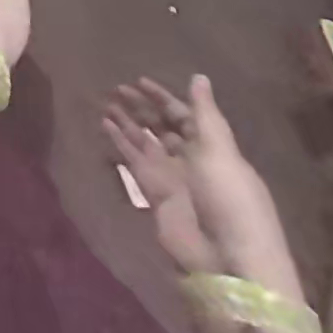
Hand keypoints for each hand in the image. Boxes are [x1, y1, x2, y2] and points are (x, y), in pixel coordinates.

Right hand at [108, 76, 306, 305]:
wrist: (226, 257)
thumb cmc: (228, 197)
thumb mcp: (220, 151)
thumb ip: (205, 113)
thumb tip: (198, 75)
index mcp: (214, 149)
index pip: (185, 116)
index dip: (164, 98)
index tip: (139, 80)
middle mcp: (192, 160)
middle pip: (163, 127)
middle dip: (142, 107)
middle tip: (117, 88)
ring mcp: (171, 176)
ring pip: (144, 141)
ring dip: (127, 121)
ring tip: (105, 102)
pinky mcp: (153, 191)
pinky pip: (132, 159)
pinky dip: (119, 141)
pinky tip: (104, 124)